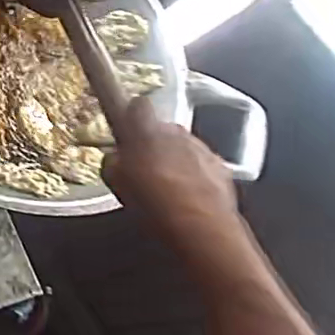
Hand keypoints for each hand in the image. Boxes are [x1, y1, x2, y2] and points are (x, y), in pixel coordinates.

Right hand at [101, 96, 248, 265]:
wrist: (201, 229)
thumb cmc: (153, 203)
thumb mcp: (115, 180)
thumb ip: (113, 160)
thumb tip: (116, 157)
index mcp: (147, 131)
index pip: (137, 105)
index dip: (129, 112)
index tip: (123, 119)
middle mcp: (177, 133)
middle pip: (160, 127)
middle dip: (151, 140)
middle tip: (139, 163)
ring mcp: (202, 149)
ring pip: (181, 145)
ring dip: (172, 156)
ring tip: (162, 183)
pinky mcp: (221, 167)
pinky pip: (200, 162)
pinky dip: (191, 172)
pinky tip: (183, 193)